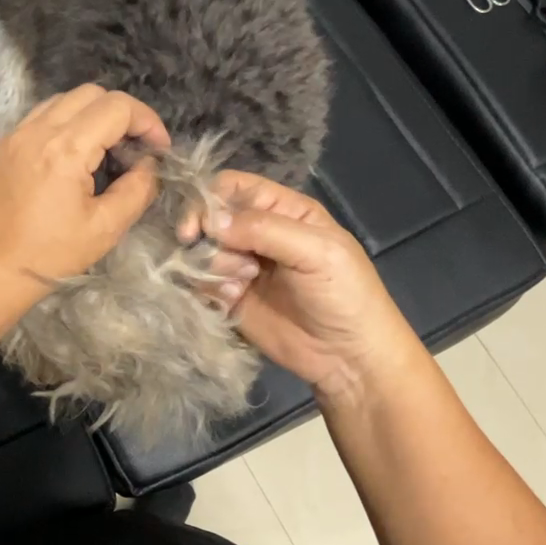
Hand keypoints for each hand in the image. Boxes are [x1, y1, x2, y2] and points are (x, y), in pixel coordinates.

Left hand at [0, 85, 170, 308]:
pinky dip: (61, 127)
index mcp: (65, 149)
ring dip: (90, 117)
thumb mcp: (105, 228)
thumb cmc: (47, 257)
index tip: (157, 149)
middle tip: (132, 150)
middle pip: (90, 94)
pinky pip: (36, 120)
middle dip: (120, 115)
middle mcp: (36, 132)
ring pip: (61, 102)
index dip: (147, 121)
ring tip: (101, 153)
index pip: (117, 107)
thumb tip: (148, 166)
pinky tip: (68, 161)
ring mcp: (12, 137)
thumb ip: (137, 190)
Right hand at [181, 172, 417, 403]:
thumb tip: (210, 221)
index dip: (208, 201)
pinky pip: (200, 283)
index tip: (199, 228)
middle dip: (208, 239)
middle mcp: (256, 232)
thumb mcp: (317, 252)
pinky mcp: (228, 296)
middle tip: (228, 263)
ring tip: (240, 287)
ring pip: (201, 252)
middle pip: (208, 219)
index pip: (231, 187)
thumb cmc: (344, 295)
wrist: (347, 357)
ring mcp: (240, 265)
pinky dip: (209, 291)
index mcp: (283, 210)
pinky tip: (232, 302)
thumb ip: (265, 228)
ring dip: (213, 268)